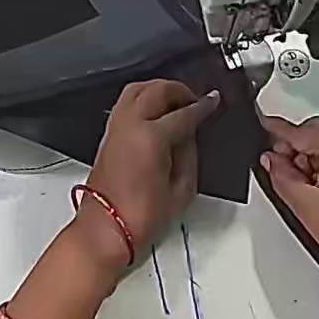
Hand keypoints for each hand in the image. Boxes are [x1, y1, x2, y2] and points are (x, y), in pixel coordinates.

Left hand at [75, 81, 220, 269]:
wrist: (105, 229)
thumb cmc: (138, 216)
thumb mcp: (182, 189)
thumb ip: (189, 154)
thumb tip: (191, 134)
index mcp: (150, 137)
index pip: (184, 113)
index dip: (203, 106)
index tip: (213, 101)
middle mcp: (129, 125)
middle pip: (157, 90)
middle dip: (179, 90)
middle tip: (194, 99)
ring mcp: (115, 127)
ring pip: (137, 89)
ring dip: (158, 89)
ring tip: (175, 101)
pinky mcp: (107, 134)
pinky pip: (126, 102)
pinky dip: (142, 98)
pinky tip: (154, 110)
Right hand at [261, 115, 318, 295]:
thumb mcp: (306, 205)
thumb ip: (281, 176)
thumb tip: (272, 162)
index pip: (299, 130)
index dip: (275, 129)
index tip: (263, 125)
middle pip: (316, 134)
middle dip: (294, 149)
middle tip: (276, 166)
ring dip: (310, 162)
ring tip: (301, 191)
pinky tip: (318, 197)